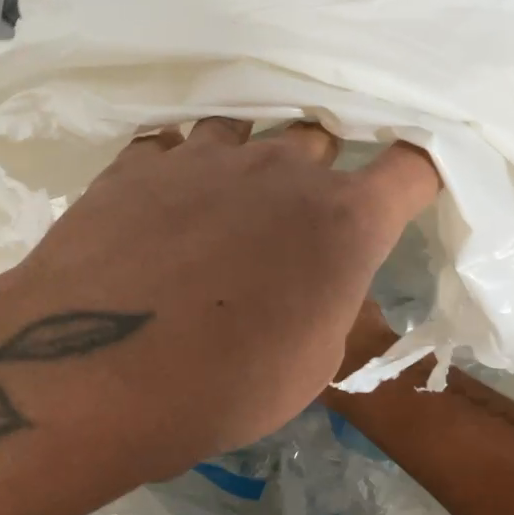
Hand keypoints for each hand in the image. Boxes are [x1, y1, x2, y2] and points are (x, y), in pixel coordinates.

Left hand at [0, 119, 440, 478]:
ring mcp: (201, 159)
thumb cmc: (222, 387)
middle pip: (319, 137)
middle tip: (294, 214)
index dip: (415, 174)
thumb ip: (328, 301)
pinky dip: (176, 166)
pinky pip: (169, 145)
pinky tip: (160, 199)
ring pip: (242, 127)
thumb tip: (319, 278)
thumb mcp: (310, 365)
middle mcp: (279, 170)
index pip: (410, 167)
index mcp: (342, 220)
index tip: (405, 188)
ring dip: (244, 159)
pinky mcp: (134, 165)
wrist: (98, 372)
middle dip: (318, 169)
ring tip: (223, 199)